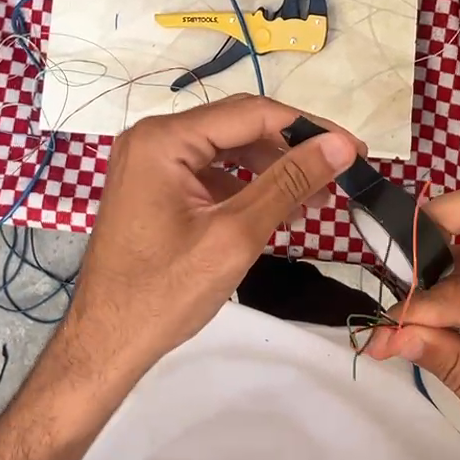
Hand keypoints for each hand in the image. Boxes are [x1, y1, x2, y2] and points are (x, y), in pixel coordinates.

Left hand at [60, 95, 362, 383]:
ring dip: (272, 168)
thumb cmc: (165, 293)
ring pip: (226, 148)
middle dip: (291, 148)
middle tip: (340, 171)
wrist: (104, 345)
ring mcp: (149, 160)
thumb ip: (289, 182)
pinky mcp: (153, 184)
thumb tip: (341, 145)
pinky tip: (278, 208)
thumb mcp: (236, 235)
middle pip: (238, 126)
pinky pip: (209, 169)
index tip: (355, 149)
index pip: (251, 113)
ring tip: (316, 198)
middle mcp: (152, 136)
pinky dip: (245, 184)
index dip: (307, 128)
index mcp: (164, 138)